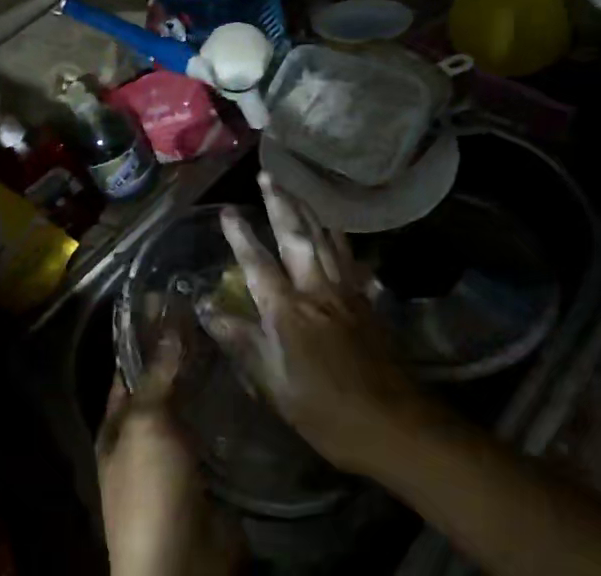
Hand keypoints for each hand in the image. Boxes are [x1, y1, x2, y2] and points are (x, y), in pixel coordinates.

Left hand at [97, 317, 238, 575]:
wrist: (182, 566)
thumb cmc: (150, 491)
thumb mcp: (146, 425)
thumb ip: (158, 374)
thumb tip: (166, 322)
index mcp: (118, 426)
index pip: (130, 367)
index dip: (146, 334)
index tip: (171, 298)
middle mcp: (146, 437)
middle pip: (165, 384)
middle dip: (184, 353)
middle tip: (214, 313)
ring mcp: (179, 456)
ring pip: (194, 405)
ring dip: (210, 378)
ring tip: (237, 336)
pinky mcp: (211, 471)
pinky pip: (219, 431)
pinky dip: (231, 408)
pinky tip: (250, 382)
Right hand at [199, 173, 436, 474]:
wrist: (393, 424)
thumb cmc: (325, 413)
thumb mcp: (274, 385)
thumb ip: (243, 342)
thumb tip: (208, 309)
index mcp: (289, 312)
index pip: (258, 265)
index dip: (241, 237)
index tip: (227, 211)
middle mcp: (317, 290)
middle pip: (296, 237)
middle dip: (280, 204)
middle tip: (267, 176)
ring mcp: (346, 292)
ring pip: (325, 239)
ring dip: (308, 210)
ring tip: (296, 188)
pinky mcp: (366, 300)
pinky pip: (349, 257)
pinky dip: (338, 238)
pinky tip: (336, 229)